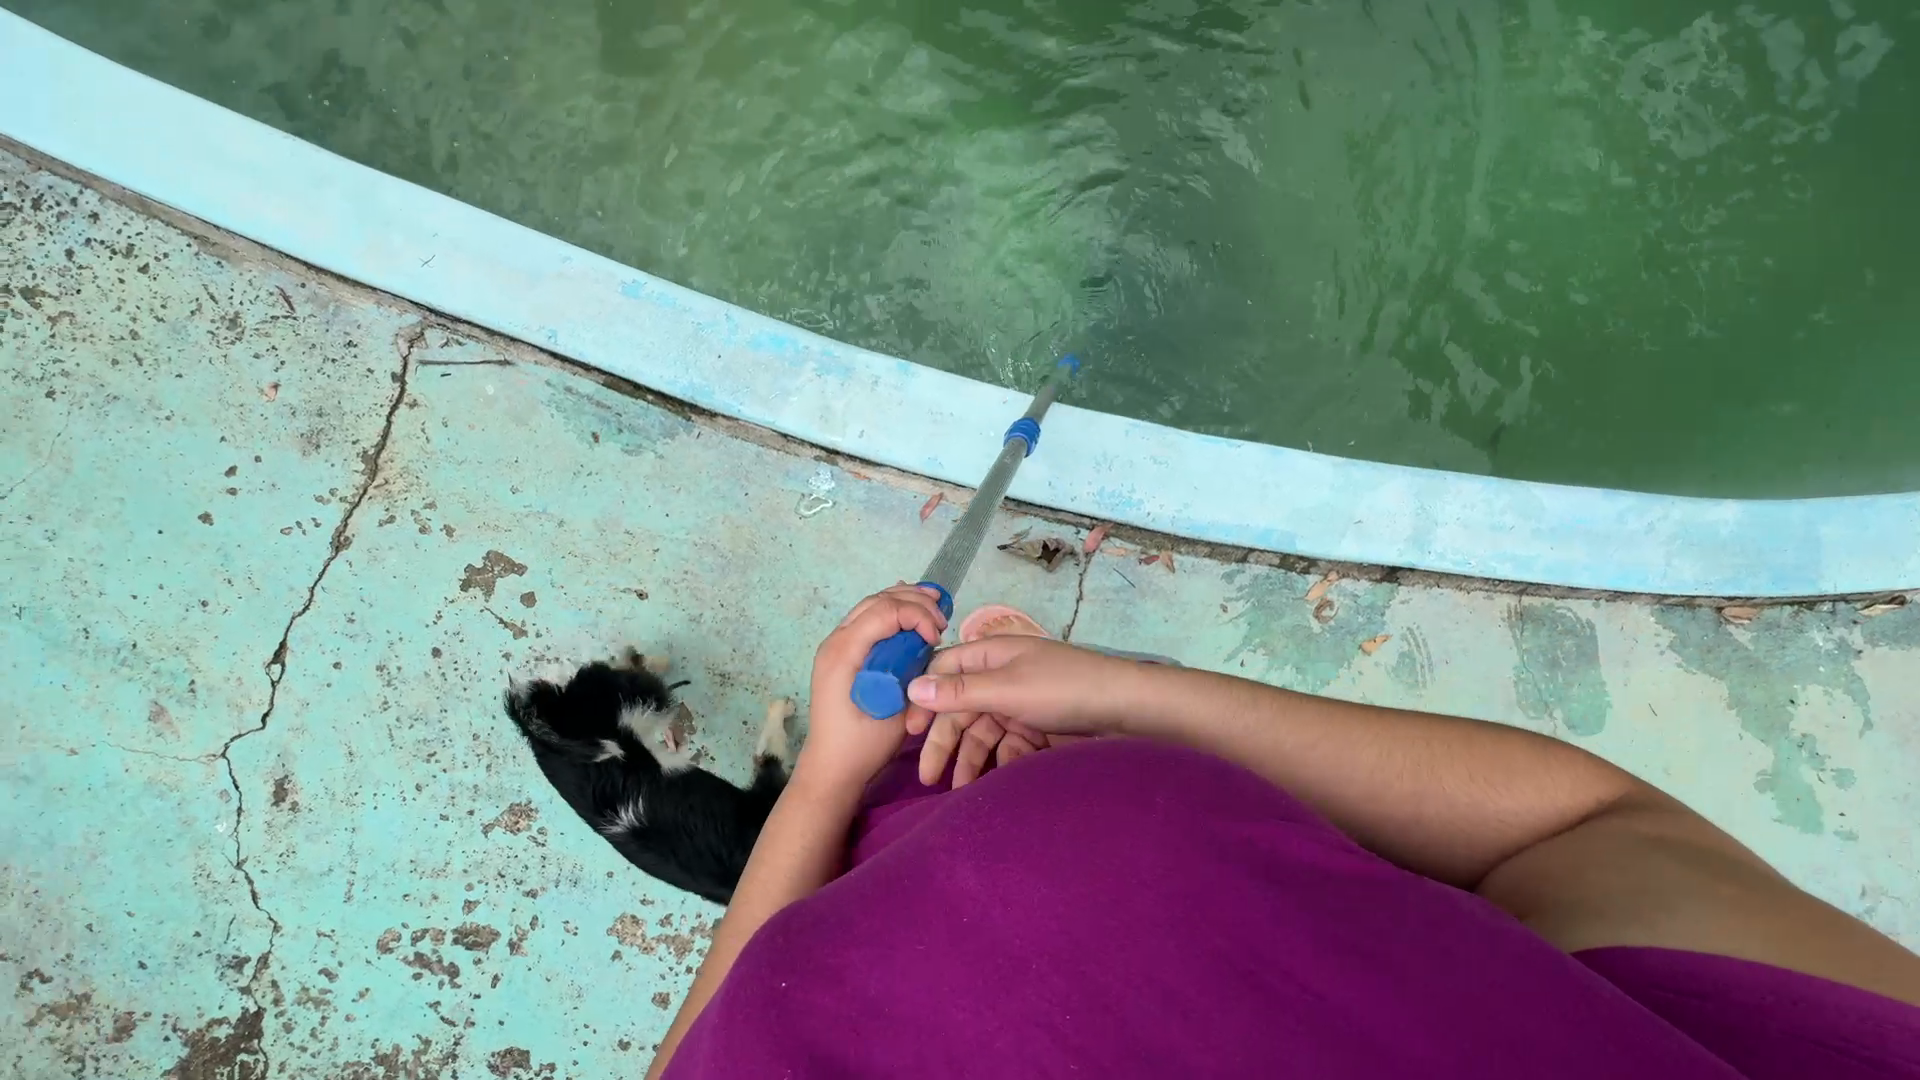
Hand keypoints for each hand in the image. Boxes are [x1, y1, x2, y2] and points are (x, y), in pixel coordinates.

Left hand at [795, 584, 948, 793]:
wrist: (831, 768)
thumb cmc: (863, 746)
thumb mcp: (897, 714)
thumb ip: (913, 676)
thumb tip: (930, 647)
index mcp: (844, 653)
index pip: (885, 611)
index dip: (917, 615)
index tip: (937, 638)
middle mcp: (835, 640)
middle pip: (878, 601)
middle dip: (915, 602)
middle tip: (943, 618)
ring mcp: (835, 644)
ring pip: (872, 605)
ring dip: (904, 600)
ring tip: (934, 602)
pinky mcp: (841, 652)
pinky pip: (867, 618)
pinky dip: (891, 610)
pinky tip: (909, 606)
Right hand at [903, 636, 1138, 787]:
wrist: (1127, 712)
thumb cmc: (1063, 689)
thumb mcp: (1007, 689)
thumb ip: (959, 692)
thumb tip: (910, 688)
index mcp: (991, 655)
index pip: (944, 670)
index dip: (923, 698)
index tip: (907, 731)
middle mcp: (1001, 677)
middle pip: (960, 707)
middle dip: (944, 740)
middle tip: (928, 776)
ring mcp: (1020, 704)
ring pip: (982, 732)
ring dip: (969, 758)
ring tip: (959, 790)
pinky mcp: (1037, 730)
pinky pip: (1007, 747)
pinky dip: (998, 763)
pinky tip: (993, 784)